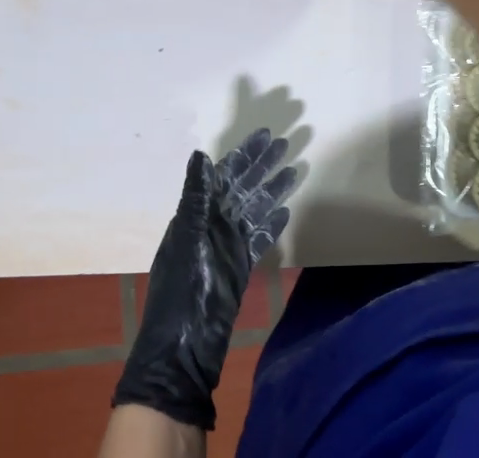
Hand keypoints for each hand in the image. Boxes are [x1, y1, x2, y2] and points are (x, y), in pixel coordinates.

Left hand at [112, 129, 295, 429]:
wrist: (184, 344)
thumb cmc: (182, 289)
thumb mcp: (187, 238)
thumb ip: (196, 197)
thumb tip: (201, 154)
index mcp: (197, 213)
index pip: (225, 174)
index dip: (245, 154)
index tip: (266, 134)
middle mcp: (213, 223)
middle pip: (243, 186)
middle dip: (264, 165)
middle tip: (288, 142)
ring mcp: (227, 244)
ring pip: (255, 208)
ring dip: (273, 189)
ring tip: (296, 169)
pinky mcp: (240, 265)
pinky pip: (260, 237)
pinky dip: (272, 224)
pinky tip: (287, 211)